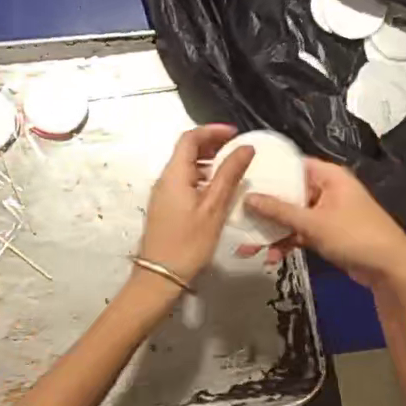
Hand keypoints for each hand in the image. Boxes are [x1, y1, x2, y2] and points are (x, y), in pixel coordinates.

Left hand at [138, 124, 255, 283]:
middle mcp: (164, 180)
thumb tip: (245, 148)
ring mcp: (162, 195)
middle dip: (212, 145)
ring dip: (208, 163)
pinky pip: (184, 183)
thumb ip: (230, 175)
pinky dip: (202, 179)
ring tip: (232, 170)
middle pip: (186, 151)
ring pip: (186, 168)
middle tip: (237, 150)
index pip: (190, 138)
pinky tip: (217, 191)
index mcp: (174, 175)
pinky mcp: (165, 208)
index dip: (212, 131)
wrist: (160, 275)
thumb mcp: (214, 208)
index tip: (235, 134)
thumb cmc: (188, 242)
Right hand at [245, 158, 405, 290]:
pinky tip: (271, 258)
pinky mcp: (325, 232)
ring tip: (248, 247)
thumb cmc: (355, 236)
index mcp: (328, 176)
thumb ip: (279, 210)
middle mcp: (326, 189)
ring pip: (290, 216)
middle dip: (263, 209)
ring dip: (271, 231)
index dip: (267, 170)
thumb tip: (248, 197)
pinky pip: (298, 232)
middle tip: (237, 216)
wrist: (388, 268)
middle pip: (287, 192)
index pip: (291, 164)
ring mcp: (325, 212)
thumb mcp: (313, 222)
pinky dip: (286, 243)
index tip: (241, 178)